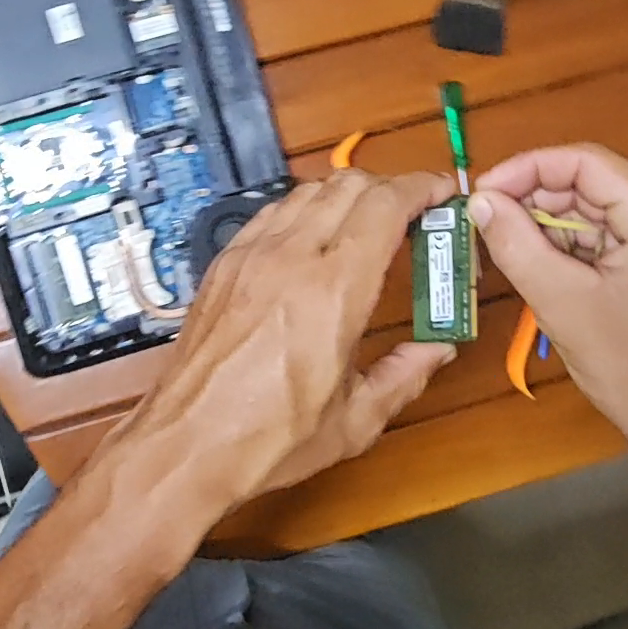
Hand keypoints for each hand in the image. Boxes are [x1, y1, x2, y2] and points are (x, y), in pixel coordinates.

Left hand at [117, 169, 459, 504]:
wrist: (186, 443)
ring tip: (366, 223)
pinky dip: (305, 209)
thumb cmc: (269, 439)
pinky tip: (314, 237)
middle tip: (412, 214)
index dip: (421, 188)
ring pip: (310, 190)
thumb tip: (437, 347)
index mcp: (333, 292)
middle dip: (390, 188)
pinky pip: (273, 211)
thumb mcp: (355, 420)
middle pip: (350, 184)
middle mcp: (291, 257)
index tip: (441, 194)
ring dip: (348, 194)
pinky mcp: (226, 262)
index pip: (385, 205)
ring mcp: (252, 254)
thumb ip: (405, 374)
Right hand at [467, 144, 627, 472]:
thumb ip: (515, 243)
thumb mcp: (561, 300)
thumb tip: (479, 201)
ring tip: (503, 244)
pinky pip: (603, 235)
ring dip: (545, 224)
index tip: (481, 193)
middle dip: (533, 199)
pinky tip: (535, 262)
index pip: (585, 162)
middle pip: (589, 182)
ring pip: (592, 209)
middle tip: (485, 222)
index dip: (526, 169)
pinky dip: (566, 245)